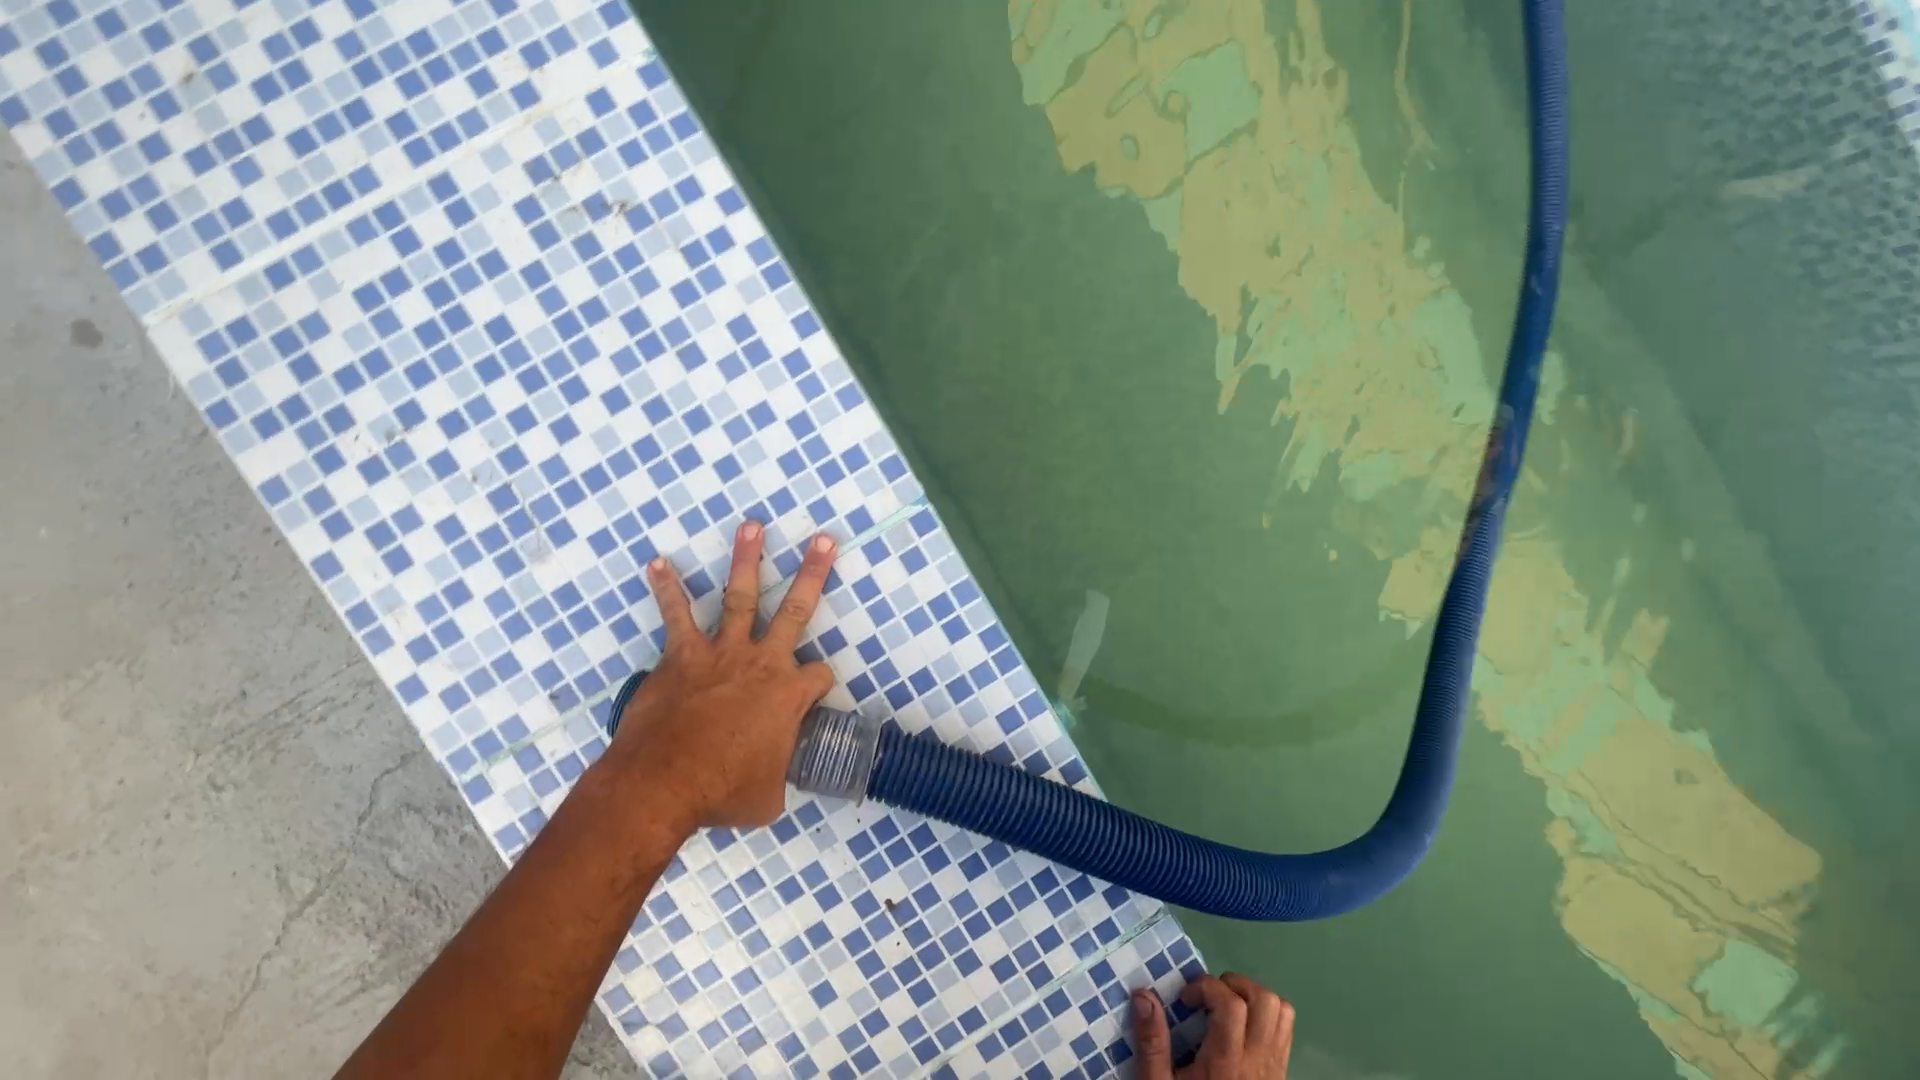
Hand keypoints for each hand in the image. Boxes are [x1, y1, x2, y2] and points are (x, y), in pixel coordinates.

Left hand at [605, 520, 838, 831]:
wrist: (663, 784)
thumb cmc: (722, 793)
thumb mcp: (768, 796)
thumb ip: (777, 775)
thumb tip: (772, 780)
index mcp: (789, 696)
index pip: (820, 675)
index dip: (819, 683)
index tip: (811, 694)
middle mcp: (761, 663)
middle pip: (796, 610)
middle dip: (814, 573)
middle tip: (826, 540)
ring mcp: (720, 653)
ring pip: (740, 596)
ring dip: (747, 559)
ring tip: (752, 526)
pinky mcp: (681, 656)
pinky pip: (675, 615)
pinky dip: (667, 589)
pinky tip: (657, 562)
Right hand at [1133, 974, 1293, 1078]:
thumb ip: (1152, 1043)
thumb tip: (1144, 995)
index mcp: (1226, 1060)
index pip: (1230, 1003)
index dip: (1205, 986)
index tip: (1184, 1000)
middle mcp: (1258, 1059)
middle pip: (1263, 1000)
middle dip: (1233, 985)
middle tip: (1206, 999)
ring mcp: (1275, 1067)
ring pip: (1281, 1012)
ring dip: (1253, 998)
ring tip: (1225, 1009)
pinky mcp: (1282, 1074)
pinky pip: (1285, 1031)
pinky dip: (1266, 1017)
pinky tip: (1240, 1030)